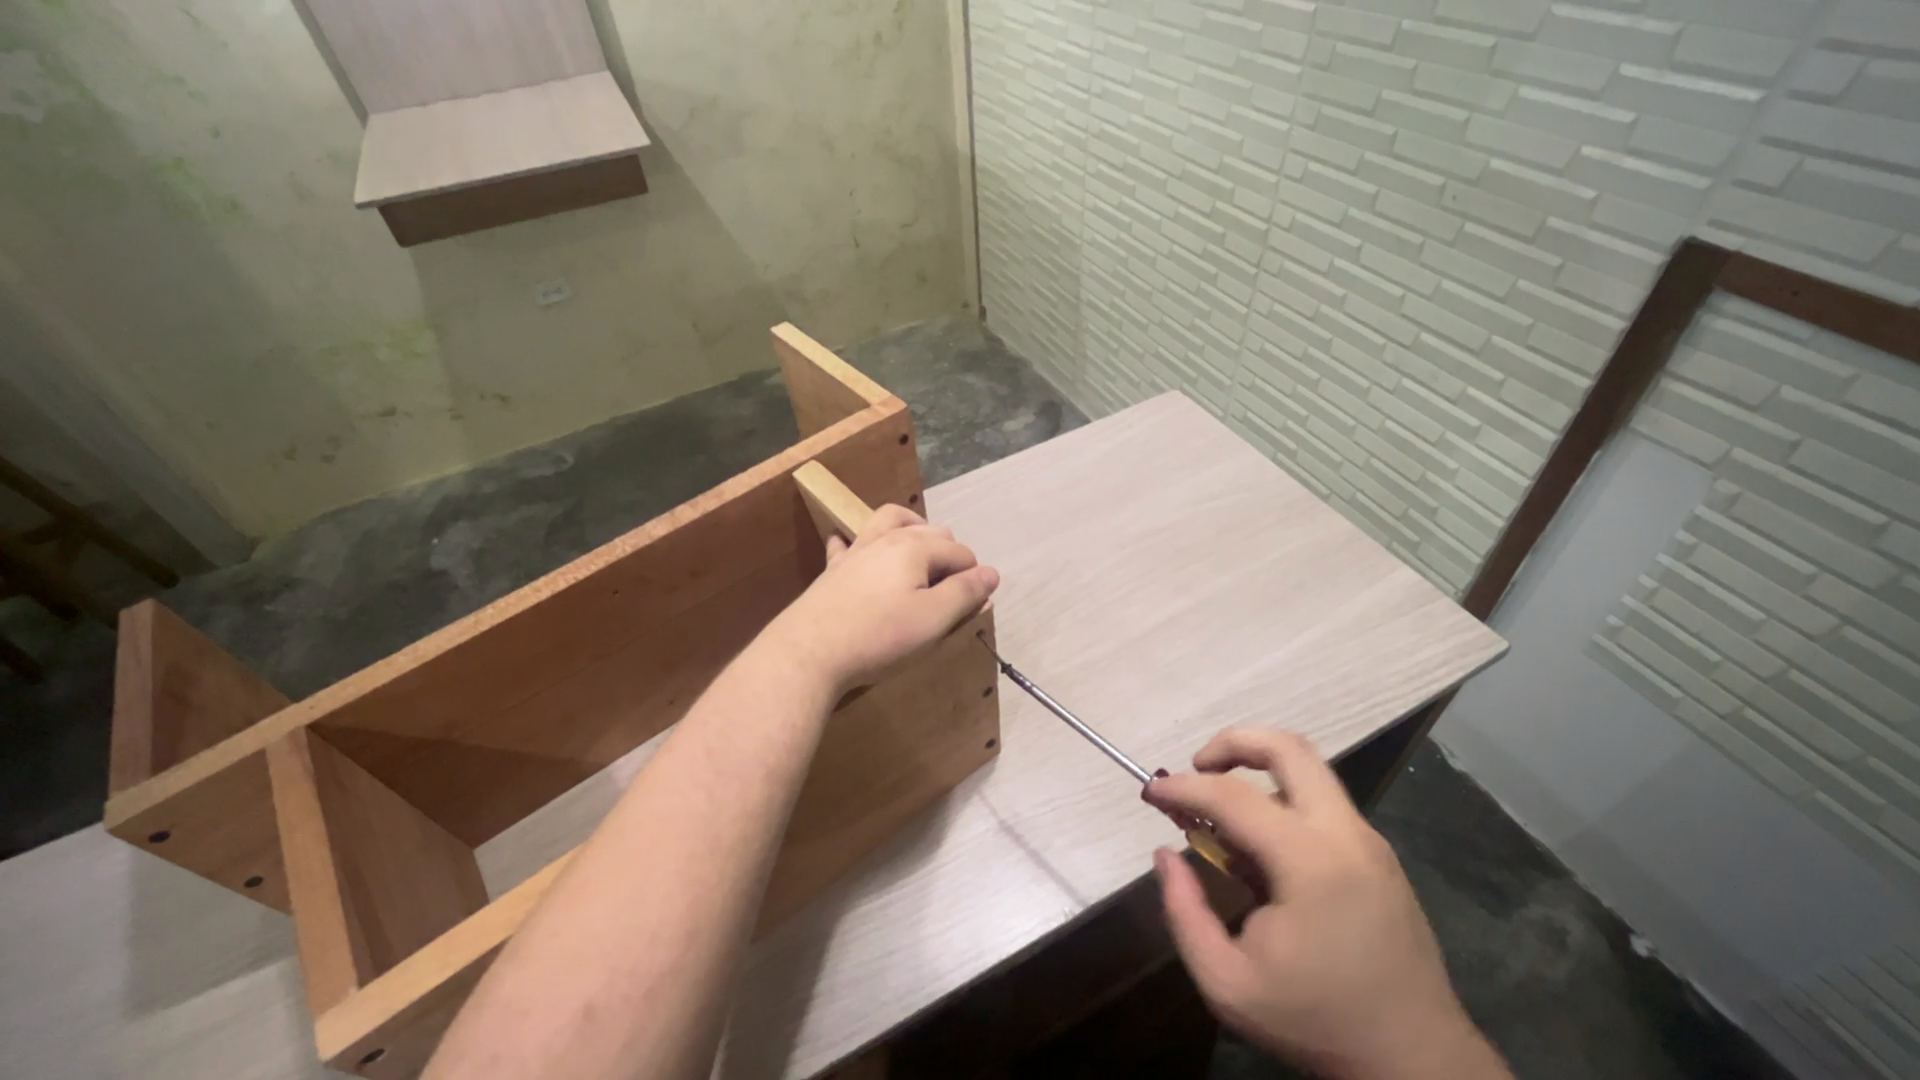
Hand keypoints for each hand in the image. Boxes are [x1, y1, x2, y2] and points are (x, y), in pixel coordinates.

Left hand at [761, 504, 998, 694]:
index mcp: (916, 548)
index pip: (961, 554)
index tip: (969, 610)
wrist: (808, 652)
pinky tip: (859, 554)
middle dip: (949, 556)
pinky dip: (861, 543)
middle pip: (932, 533)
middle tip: (950, 594)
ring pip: (891, 523)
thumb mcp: (933, 620)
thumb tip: (991, 572)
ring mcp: (857, 550)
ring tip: (921, 555)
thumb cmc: (879, 637)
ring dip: (912, 532)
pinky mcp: (833, 569)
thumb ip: (965, 593)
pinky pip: (849, 543)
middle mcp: (887, 539)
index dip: (973, 580)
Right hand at [1147, 730, 1508, 1079]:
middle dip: (1233, 742)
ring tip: (1219, 818)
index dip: (1183, 787)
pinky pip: (1323, 804)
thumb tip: (1165, 855)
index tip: (1150, 792)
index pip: (1232, 796)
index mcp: (1309, 862)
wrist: (1415, 1059)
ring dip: (1257, 773)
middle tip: (1195, 768)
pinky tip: (1258, 852)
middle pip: (1289, 748)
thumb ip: (1185, 913)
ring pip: (1309, 771)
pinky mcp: (1378, 857)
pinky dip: (1281, 802)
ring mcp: (1369, 842)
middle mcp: (1345, 835)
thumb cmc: (1316, 1021)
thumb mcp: (1227, 983)